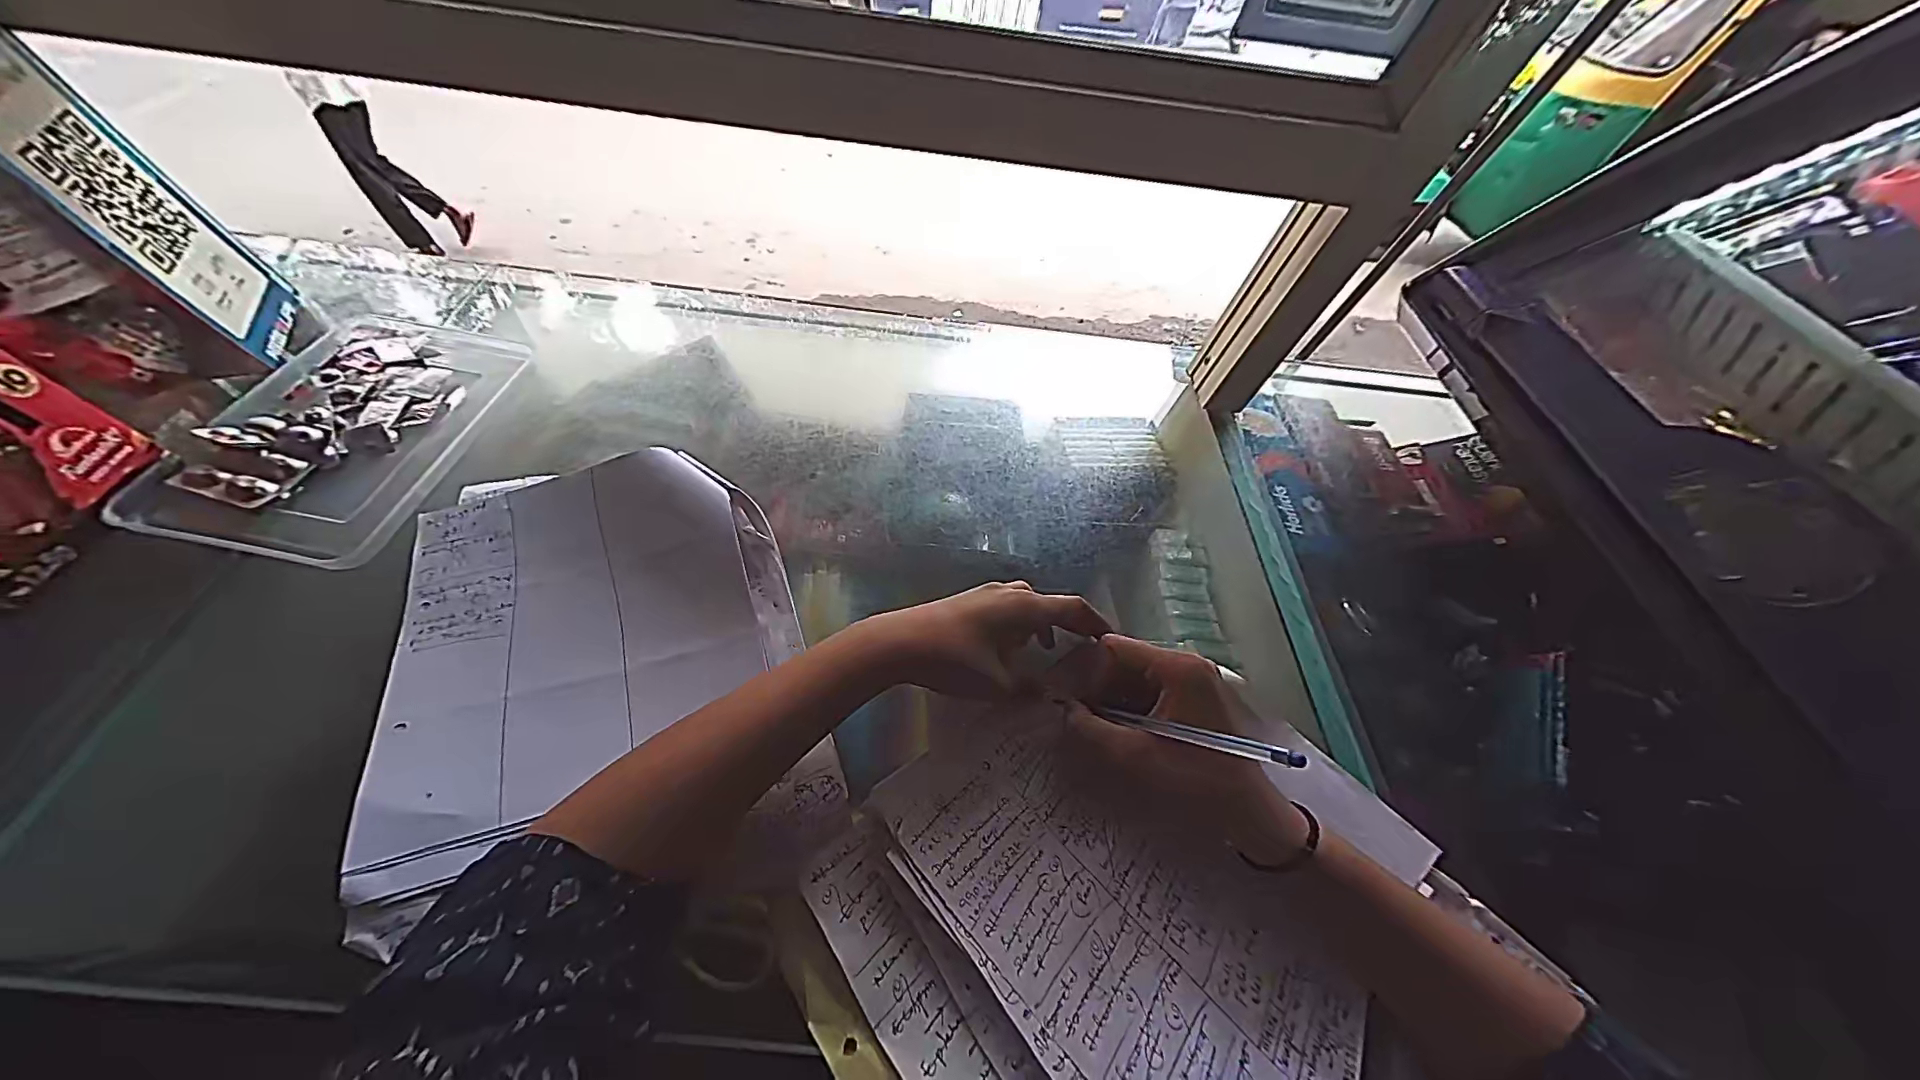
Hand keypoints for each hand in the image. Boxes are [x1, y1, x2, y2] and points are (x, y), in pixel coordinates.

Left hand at [850, 582, 1110, 698]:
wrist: (898, 642)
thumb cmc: (954, 660)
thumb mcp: (998, 683)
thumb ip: (1029, 688)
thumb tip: (1048, 694)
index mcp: (1025, 606)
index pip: (1072, 608)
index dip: (1095, 623)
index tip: (1109, 639)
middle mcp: (1010, 592)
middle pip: (1049, 603)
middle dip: (1067, 624)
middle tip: (1079, 647)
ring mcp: (987, 593)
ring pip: (1026, 604)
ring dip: (1039, 624)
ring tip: (1043, 648)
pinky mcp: (968, 600)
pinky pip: (1006, 607)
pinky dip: (1018, 623)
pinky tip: (1006, 645)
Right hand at [1062, 635, 1310, 863]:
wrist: (1251, 814)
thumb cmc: (1197, 781)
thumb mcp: (1136, 757)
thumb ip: (1091, 729)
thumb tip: (1061, 709)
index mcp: (1177, 668)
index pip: (1114, 647)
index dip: (1083, 668)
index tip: (1061, 693)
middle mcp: (1186, 665)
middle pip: (1123, 661)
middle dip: (1095, 687)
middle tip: (1072, 713)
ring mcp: (1192, 681)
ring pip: (1132, 678)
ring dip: (1109, 700)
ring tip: (1090, 725)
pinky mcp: (1193, 699)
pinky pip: (1148, 693)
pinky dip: (1127, 709)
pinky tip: (1115, 732)